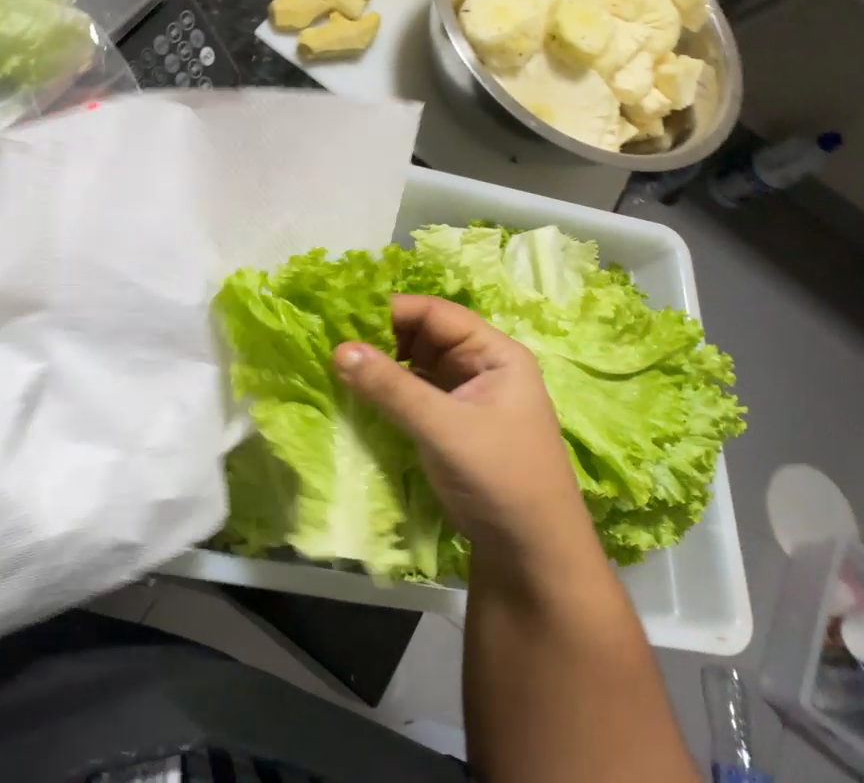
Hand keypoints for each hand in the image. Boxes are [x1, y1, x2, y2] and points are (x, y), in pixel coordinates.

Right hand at [333, 295, 591, 561]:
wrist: (531, 553)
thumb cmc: (501, 479)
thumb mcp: (444, 428)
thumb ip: (391, 387)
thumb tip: (338, 348)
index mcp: (495, 354)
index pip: (435, 313)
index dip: (390, 309)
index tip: (340, 318)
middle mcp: (480, 367)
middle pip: (422, 335)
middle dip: (379, 336)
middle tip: (331, 342)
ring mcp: (464, 396)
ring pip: (413, 364)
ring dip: (379, 364)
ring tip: (335, 365)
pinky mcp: (448, 424)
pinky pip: (410, 393)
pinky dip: (384, 390)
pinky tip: (356, 393)